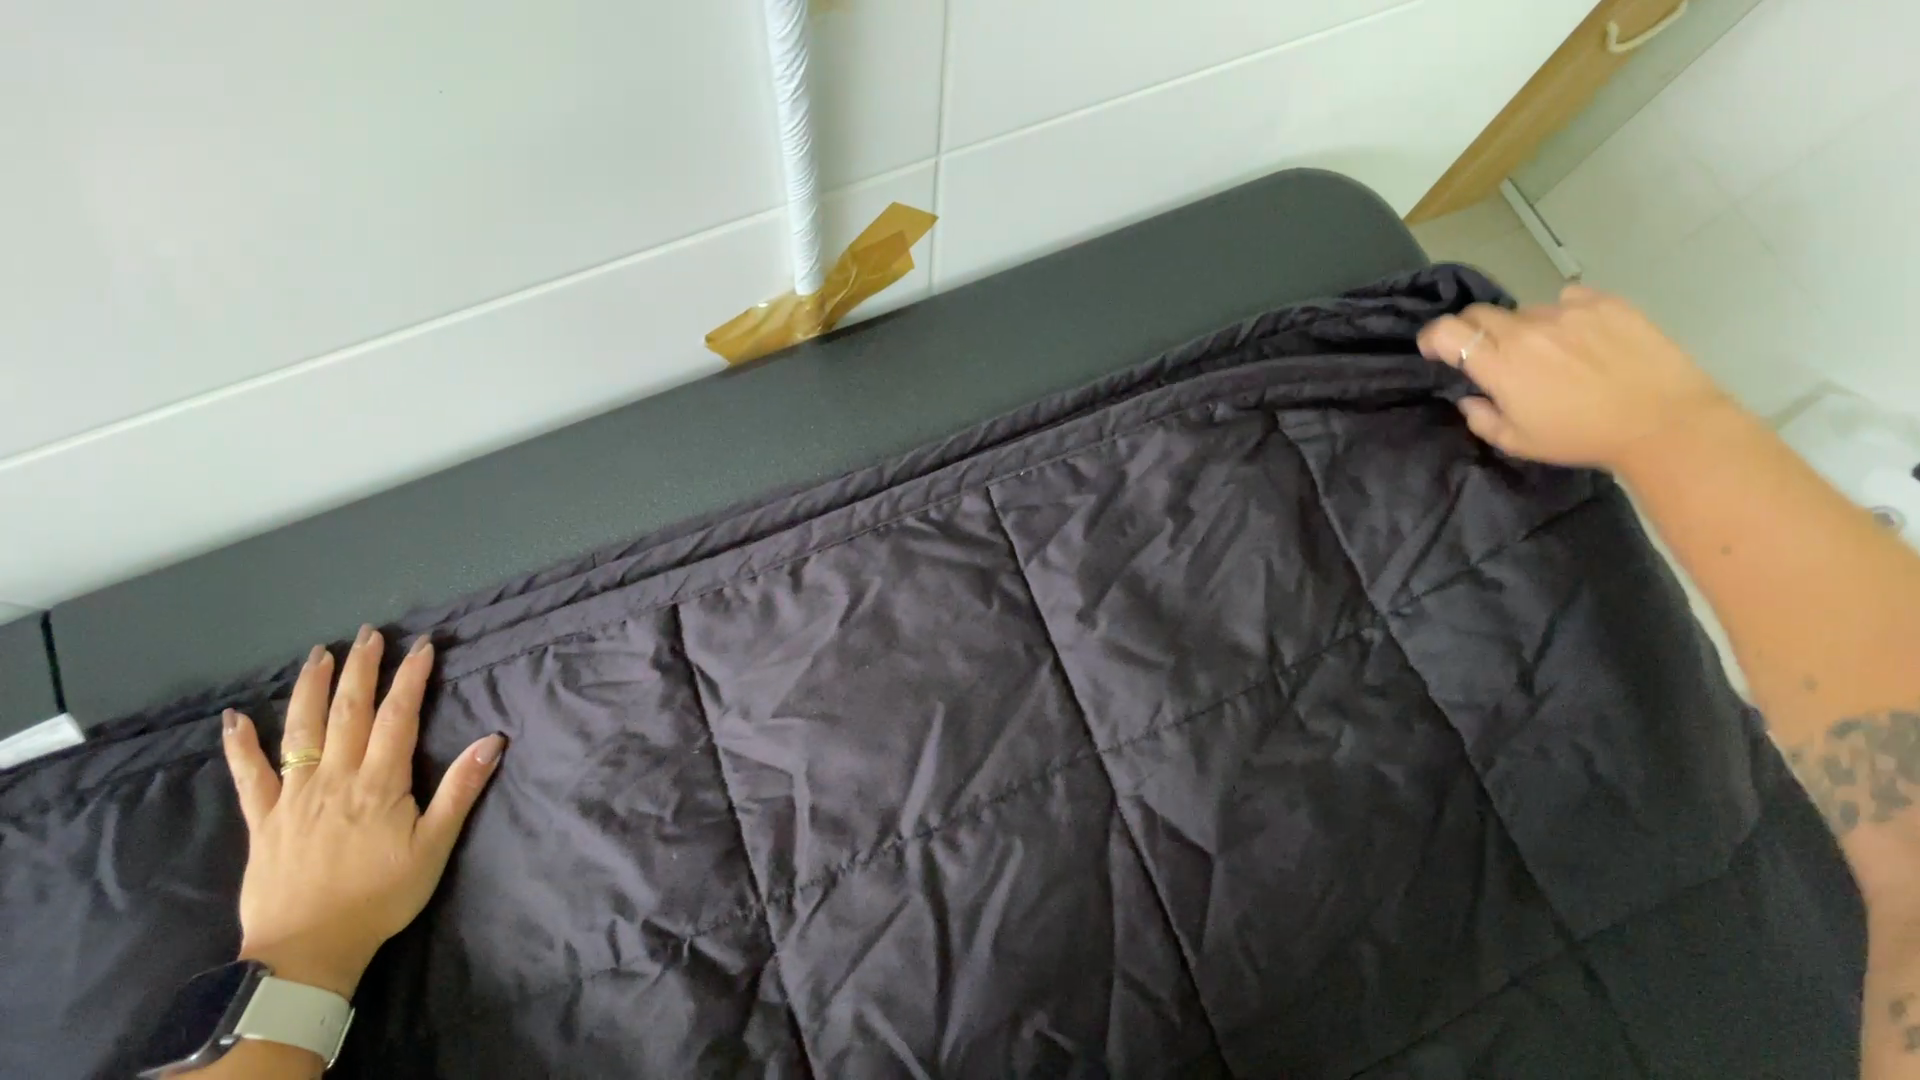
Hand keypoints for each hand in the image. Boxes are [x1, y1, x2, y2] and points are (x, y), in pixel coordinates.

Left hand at [221, 626, 504, 998]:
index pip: (398, 716)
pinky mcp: (263, 818)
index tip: (422, 647)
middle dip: (362, 669)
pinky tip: (235, 718)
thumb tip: (494, 740)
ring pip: (301, 729)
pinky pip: (249, 774)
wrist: (307, 950)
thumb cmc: (382, 896)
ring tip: (319, 655)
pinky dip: (240, 744)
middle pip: (349, 712)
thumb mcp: (435, 845)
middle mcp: (334, 777)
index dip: (411, 679)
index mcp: (379, 782)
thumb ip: (461, 789)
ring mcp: (294, 795)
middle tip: (369, 634)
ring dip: (312, 688)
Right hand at [1417, 285, 1737, 472]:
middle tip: (1489, 353)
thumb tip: (1471, 398)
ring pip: (1526, 311)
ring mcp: (1568, 312)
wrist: (1662, 421)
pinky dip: (1564, 313)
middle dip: (1473, 330)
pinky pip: (1569, 299)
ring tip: (1547, 351)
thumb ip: (1481, 418)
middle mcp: (1527, 330)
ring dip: (1523, 328)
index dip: (1434, 337)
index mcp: (1499, 364)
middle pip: (1480, 313)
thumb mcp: (1517, 442)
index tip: (1437, 350)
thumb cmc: (1581, 438)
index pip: (1447, 331)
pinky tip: (1579, 335)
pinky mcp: (1606, 303)